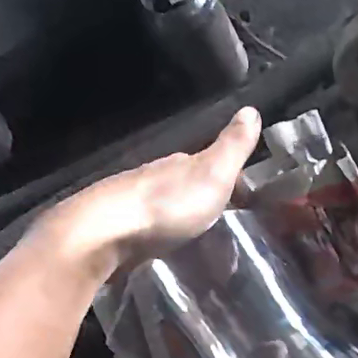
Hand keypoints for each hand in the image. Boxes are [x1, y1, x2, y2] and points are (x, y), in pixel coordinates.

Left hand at [38, 107, 260, 270]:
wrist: (106, 235)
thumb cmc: (168, 205)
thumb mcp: (213, 173)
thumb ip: (233, 146)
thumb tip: (252, 108)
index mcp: (180, 164)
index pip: (212, 164)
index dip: (233, 181)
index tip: (249, 202)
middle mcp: (155, 179)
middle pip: (187, 185)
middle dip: (208, 200)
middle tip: (229, 224)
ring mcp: (135, 205)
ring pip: (167, 207)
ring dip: (183, 219)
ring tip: (203, 241)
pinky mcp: (121, 233)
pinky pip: (151, 230)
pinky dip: (164, 235)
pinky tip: (170, 248)